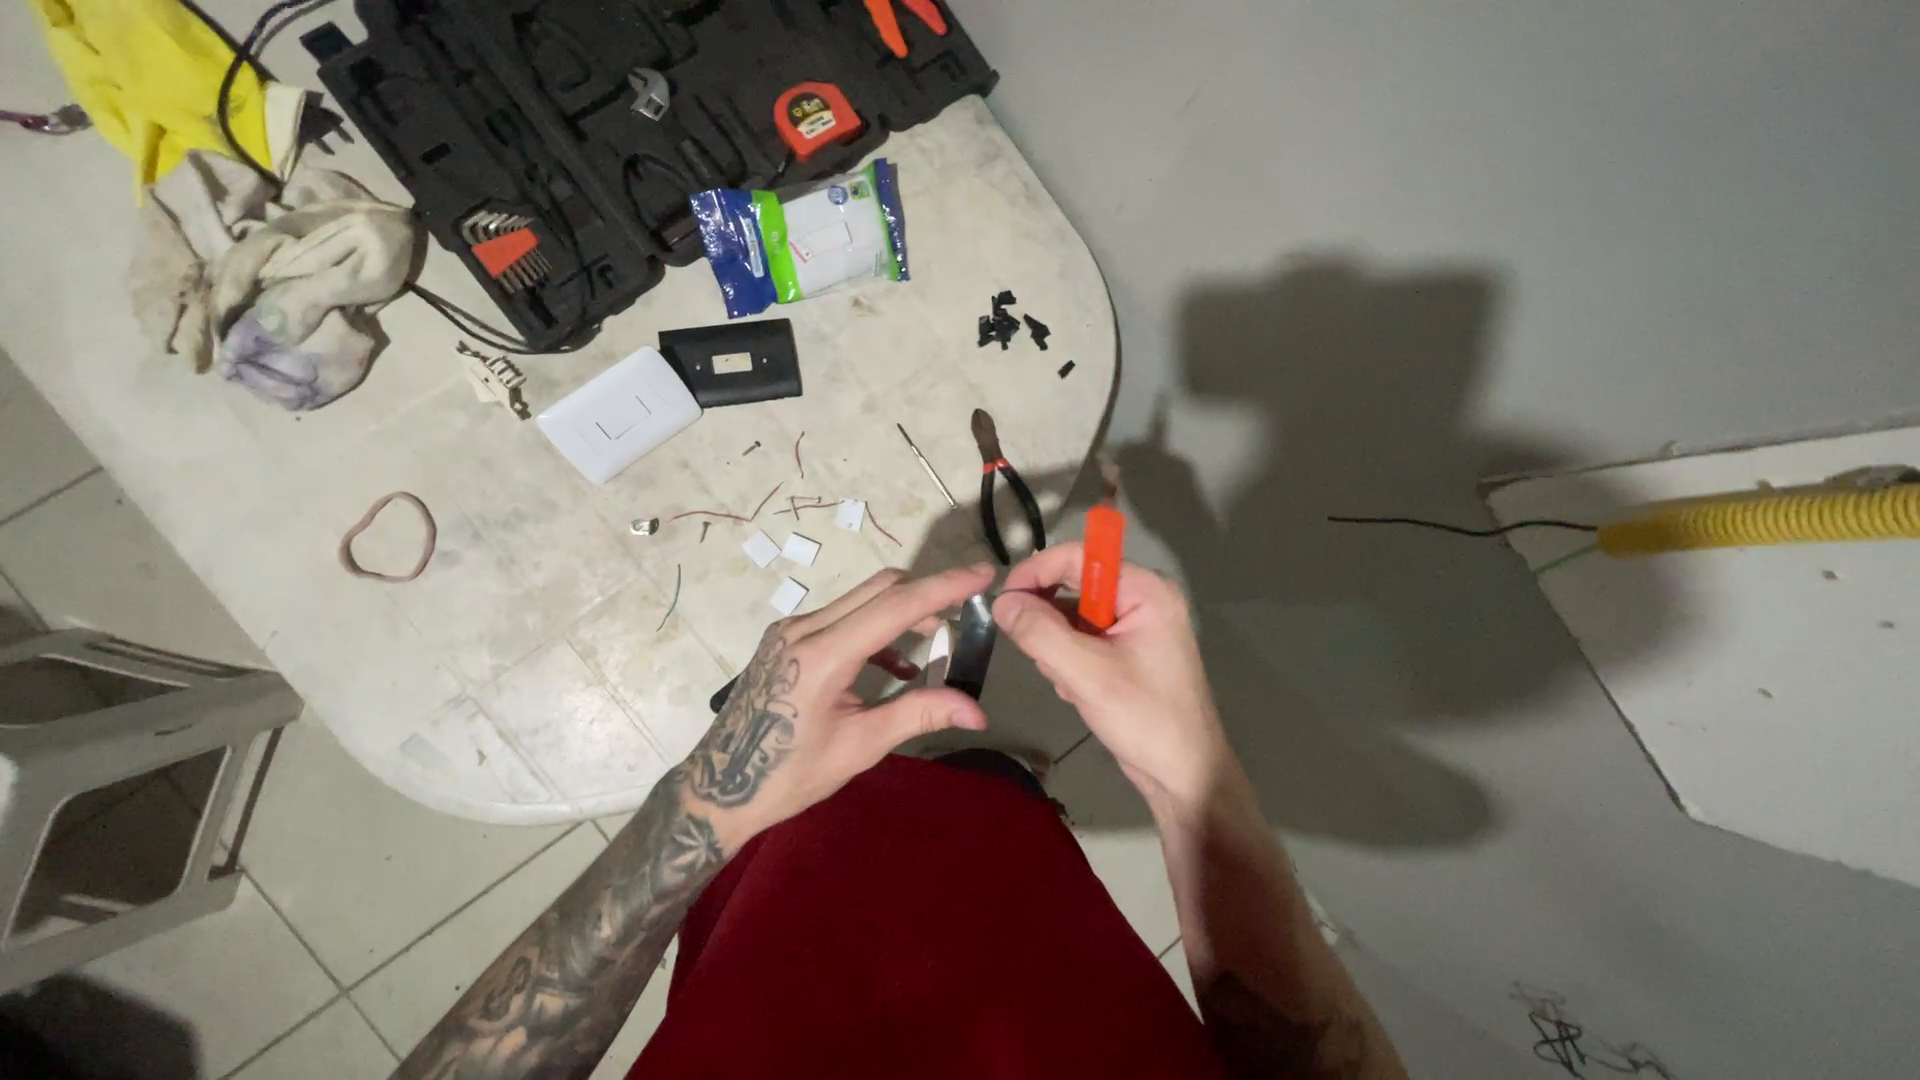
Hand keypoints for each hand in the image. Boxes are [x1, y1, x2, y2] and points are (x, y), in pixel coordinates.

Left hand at [682, 564, 995, 847]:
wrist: (720, 787)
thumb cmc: (790, 774)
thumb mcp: (860, 746)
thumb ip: (919, 714)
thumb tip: (977, 711)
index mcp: (824, 654)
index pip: (896, 605)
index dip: (945, 586)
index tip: (984, 573)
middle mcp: (805, 628)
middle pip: (880, 588)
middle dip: (928, 591)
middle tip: (968, 608)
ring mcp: (792, 629)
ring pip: (861, 598)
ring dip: (903, 609)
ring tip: (937, 640)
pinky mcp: (788, 638)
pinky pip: (843, 616)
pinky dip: (877, 627)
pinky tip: (895, 663)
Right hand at [992, 545, 1234, 816]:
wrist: (1184, 774)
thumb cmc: (1146, 718)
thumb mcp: (1088, 674)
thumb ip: (1041, 633)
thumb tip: (1000, 601)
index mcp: (1144, 589)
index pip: (1079, 557)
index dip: (1037, 572)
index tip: (1003, 600)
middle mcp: (1140, 597)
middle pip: (1071, 585)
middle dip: (1050, 624)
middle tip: (1043, 658)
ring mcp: (1132, 624)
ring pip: (1070, 616)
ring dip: (1058, 648)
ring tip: (1071, 684)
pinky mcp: (1123, 649)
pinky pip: (1079, 638)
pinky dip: (1067, 661)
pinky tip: (1077, 691)